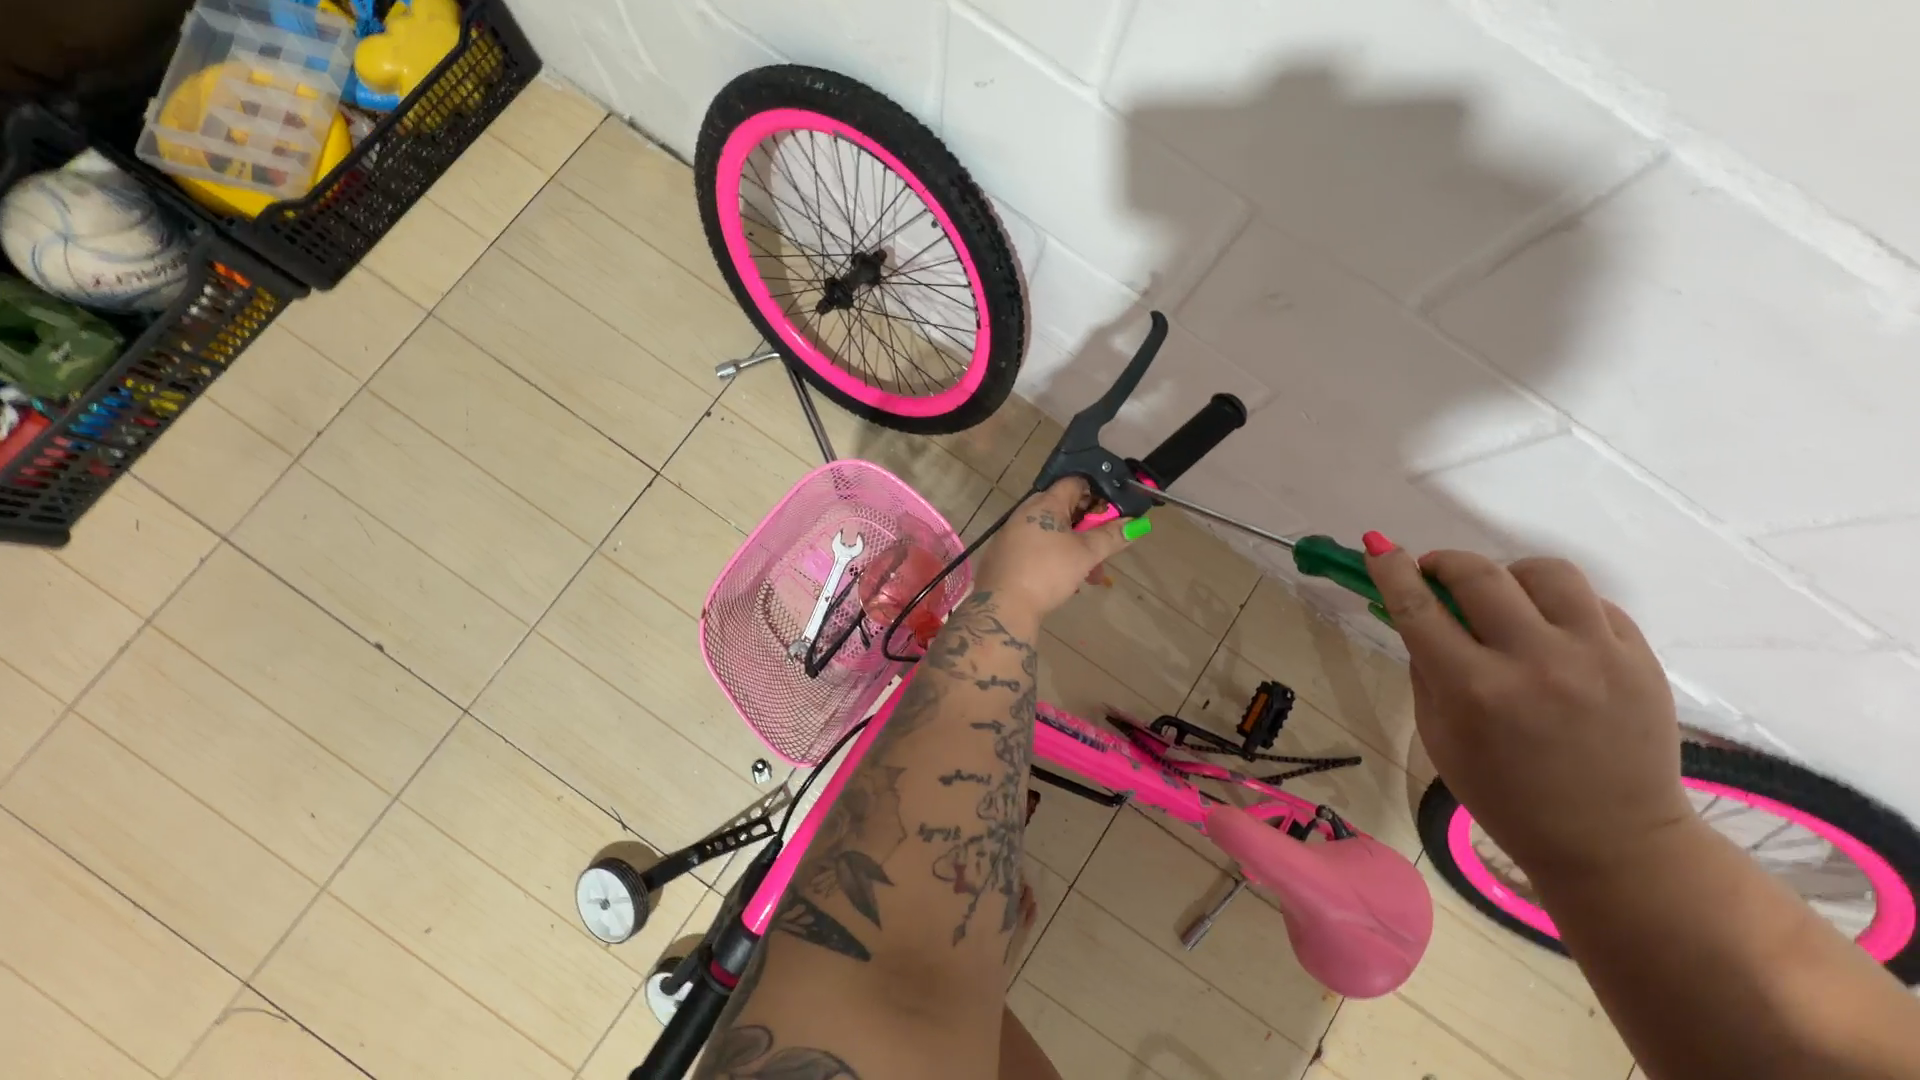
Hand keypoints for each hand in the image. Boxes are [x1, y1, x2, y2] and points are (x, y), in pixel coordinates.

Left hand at [972, 478, 1138, 625]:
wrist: (1002, 607)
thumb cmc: (1047, 572)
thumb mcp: (1086, 554)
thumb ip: (1112, 537)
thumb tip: (1136, 524)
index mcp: (1044, 504)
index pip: (1075, 482)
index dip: (1098, 493)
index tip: (1114, 514)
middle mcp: (1024, 513)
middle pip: (1065, 510)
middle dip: (1089, 530)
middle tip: (1104, 550)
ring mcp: (1011, 535)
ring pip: (1052, 534)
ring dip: (1076, 551)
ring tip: (1090, 577)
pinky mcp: (1005, 556)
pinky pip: (1037, 549)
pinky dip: (1055, 560)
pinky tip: (1066, 584)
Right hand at [1366, 545, 1691, 877]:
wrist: (1612, 840)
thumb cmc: (1505, 796)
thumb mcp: (1440, 737)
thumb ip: (1427, 670)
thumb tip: (1418, 615)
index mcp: (1476, 690)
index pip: (1419, 608)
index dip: (1392, 570)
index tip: (1377, 547)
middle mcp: (1536, 662)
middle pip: (1479, 574)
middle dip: (1444, 563)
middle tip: (1433, 573)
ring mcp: (1597, 655)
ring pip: (1545, 571)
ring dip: (1508, 575)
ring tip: (1502, 599)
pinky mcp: (1640, 658)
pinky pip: (1590, 601)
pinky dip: (1557, 605)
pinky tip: (1548, 631)